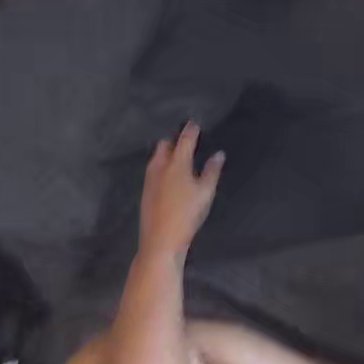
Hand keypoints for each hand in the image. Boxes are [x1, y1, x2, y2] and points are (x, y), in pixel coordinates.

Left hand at [139, 122, 224, 261]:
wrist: (160, 240)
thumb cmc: (187, 214)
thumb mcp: (206, 192)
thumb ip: (212, 171)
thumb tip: (218, 154)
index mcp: (177, 162)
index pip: (184, 139)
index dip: (191, 129)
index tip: (195, 123)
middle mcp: (160, 166)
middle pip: (164, 145)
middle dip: (174, 140)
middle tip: (186, 143)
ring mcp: (150, 179)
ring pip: (156, 158)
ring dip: (166, 153)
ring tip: (177, 158)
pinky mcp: (145, 191)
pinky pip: (153, 170)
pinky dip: (161, 166)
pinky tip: (168, 177)